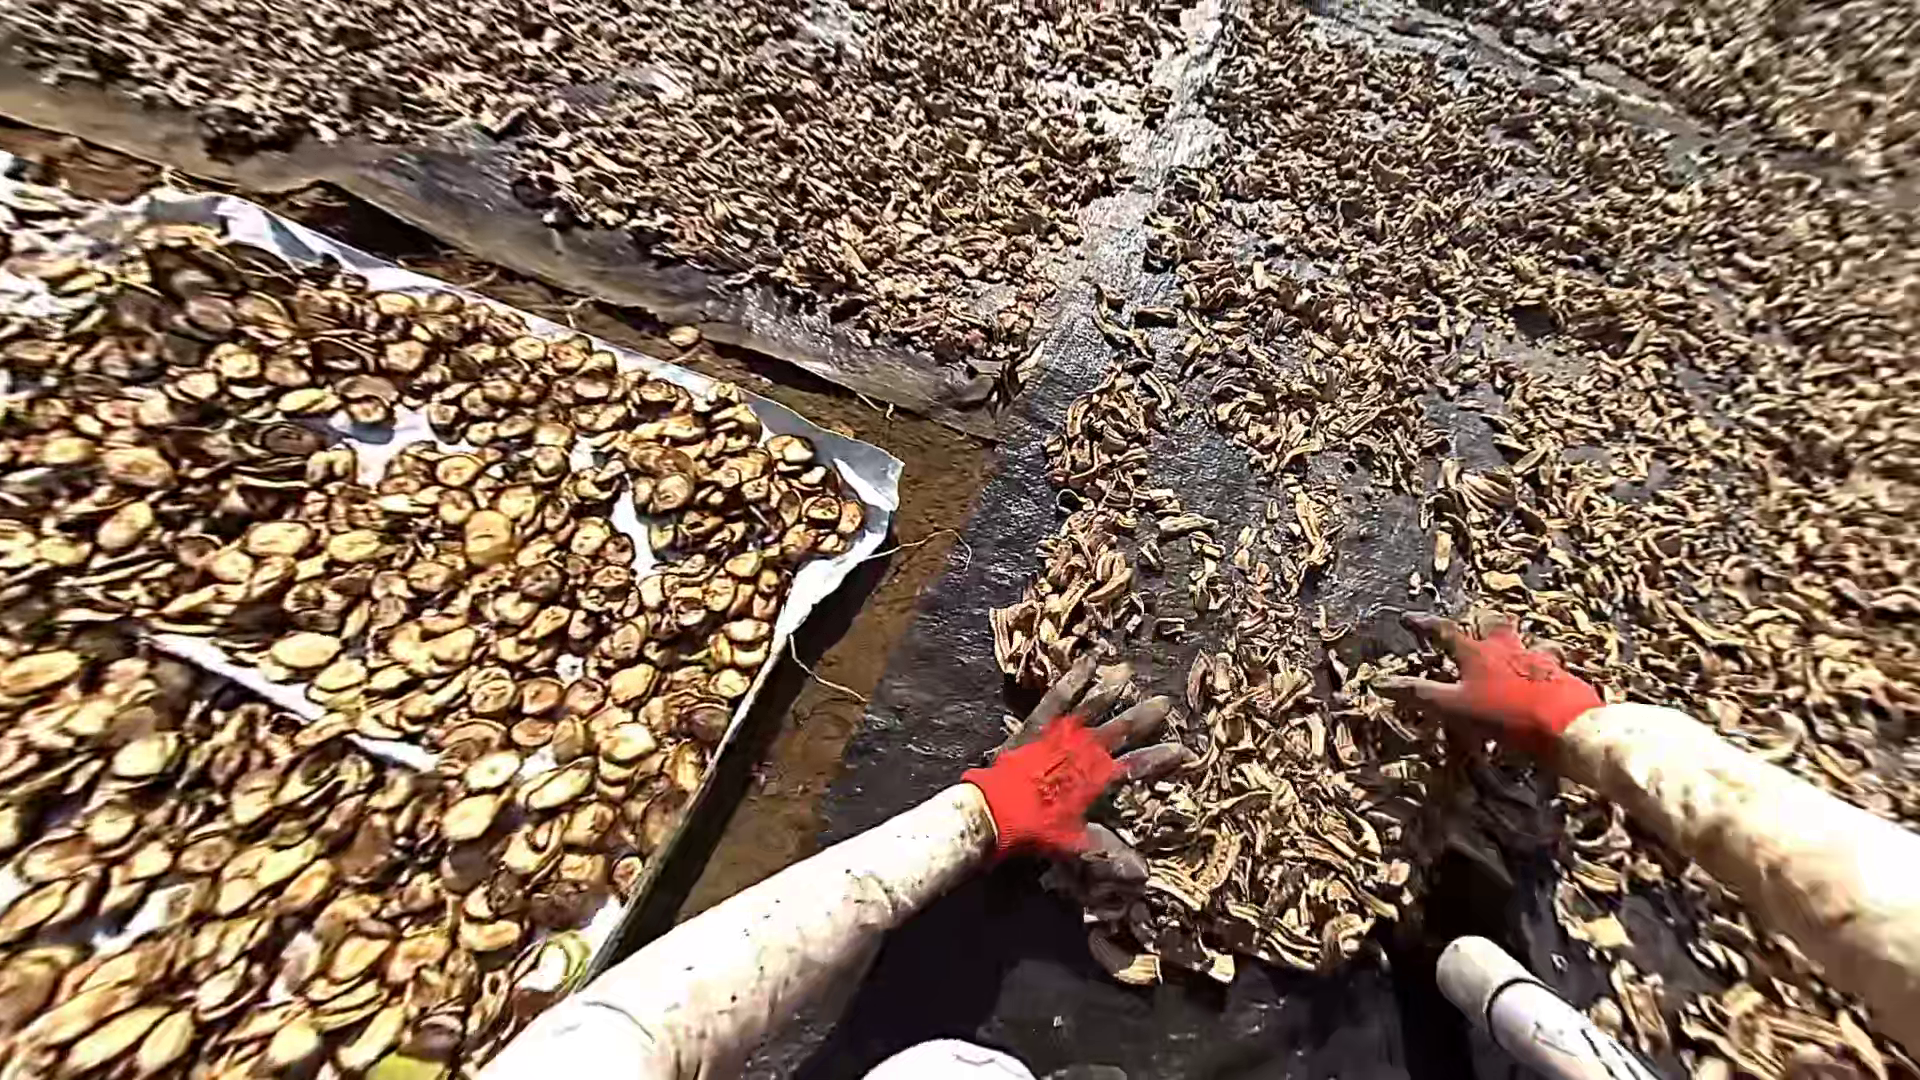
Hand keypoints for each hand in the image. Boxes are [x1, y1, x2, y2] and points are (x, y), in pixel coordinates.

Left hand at [964, 657, 1189, 864]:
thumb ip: (1109, 850)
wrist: (996, 810)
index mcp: (1096, 779)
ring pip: (1092, 707)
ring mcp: (1062, 733)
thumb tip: (1144, 874)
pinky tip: (1086, 662)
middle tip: (1165, 702)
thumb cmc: (1036, 827)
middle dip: (1144, 718)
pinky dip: (1074, 678)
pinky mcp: (1040, 723)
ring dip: (1111, 690)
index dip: (1160, 760)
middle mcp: (1083, 751)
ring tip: (1128, 672)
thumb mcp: (1075, 842)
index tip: (1184, 751)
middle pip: (1120, 730)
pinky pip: (1059, 697)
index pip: (1136, 767)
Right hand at [1374, 611, 1602, 757]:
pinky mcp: (1570, 682)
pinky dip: (1551, 673)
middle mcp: (1509, 651)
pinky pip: (1559, 670)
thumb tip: (1378, 683)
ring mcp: (1543, 664)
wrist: (1574, 731)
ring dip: (1529, 646)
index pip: (1444, 632)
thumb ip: (1418, 694)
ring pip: (1536, 644)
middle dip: (1488, 621)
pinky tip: (1550, 683)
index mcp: (1478, 653)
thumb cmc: (1506, 715)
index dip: (1424, 624)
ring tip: (1527, 652)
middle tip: (1483, 622)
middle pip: (1498, 626)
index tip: (1408, 618)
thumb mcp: (1453, 707)